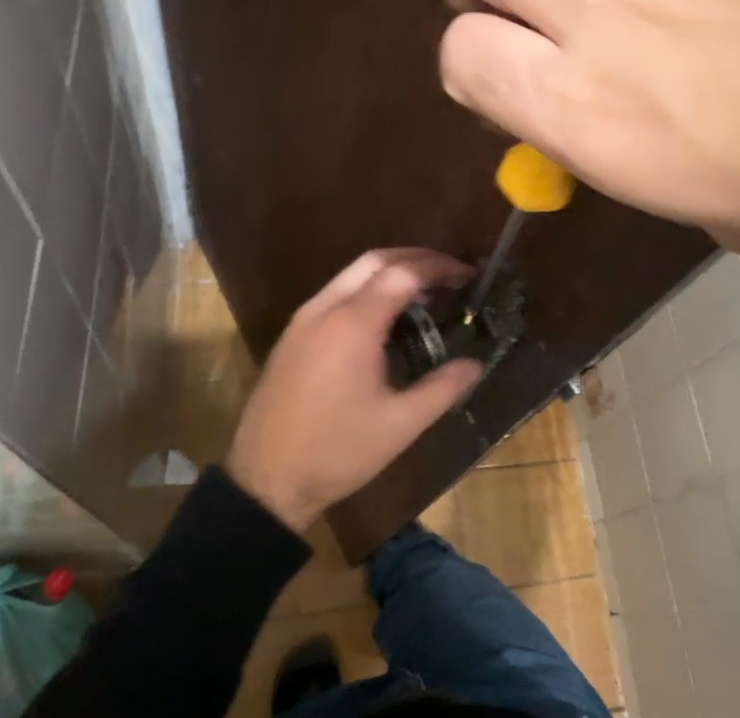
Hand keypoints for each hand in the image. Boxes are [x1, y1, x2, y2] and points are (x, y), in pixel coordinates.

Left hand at [226, 249, 483, 530]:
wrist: (265, 480)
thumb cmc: (337, 452)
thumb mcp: (400, 425)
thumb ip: (442, 388)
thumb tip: (474, 365)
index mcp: (353, 324)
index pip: (403, 272)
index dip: (440, 267)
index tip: (469, 276)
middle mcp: (324, 309)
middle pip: (374, 261)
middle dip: (415, 259)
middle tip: (450, 274)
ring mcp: (303, 320)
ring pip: (350, 275)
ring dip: (389, 274)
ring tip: (425, 295)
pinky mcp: (292, 337)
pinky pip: (333, 296)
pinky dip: (365, 292)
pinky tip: (385, 320)